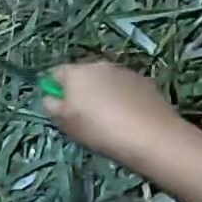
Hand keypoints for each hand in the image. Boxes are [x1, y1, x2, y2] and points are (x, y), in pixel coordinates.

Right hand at [41, 61, 190, 167]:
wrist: (151, 136)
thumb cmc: (99, 129)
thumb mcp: (65, 122)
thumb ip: (51, 106)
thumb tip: (51, 97)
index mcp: (75, 72)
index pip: (55, 73)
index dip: (53, 89)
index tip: (59, 108)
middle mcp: (99, 65)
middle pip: (81, 75)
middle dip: (78, 91)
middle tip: (81, 116)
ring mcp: (123, 71)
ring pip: (103, 81)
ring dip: (100, 94)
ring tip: (107, 119)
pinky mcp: (144, 81)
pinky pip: (123, 88)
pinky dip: (120, 98)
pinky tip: (126, 118)